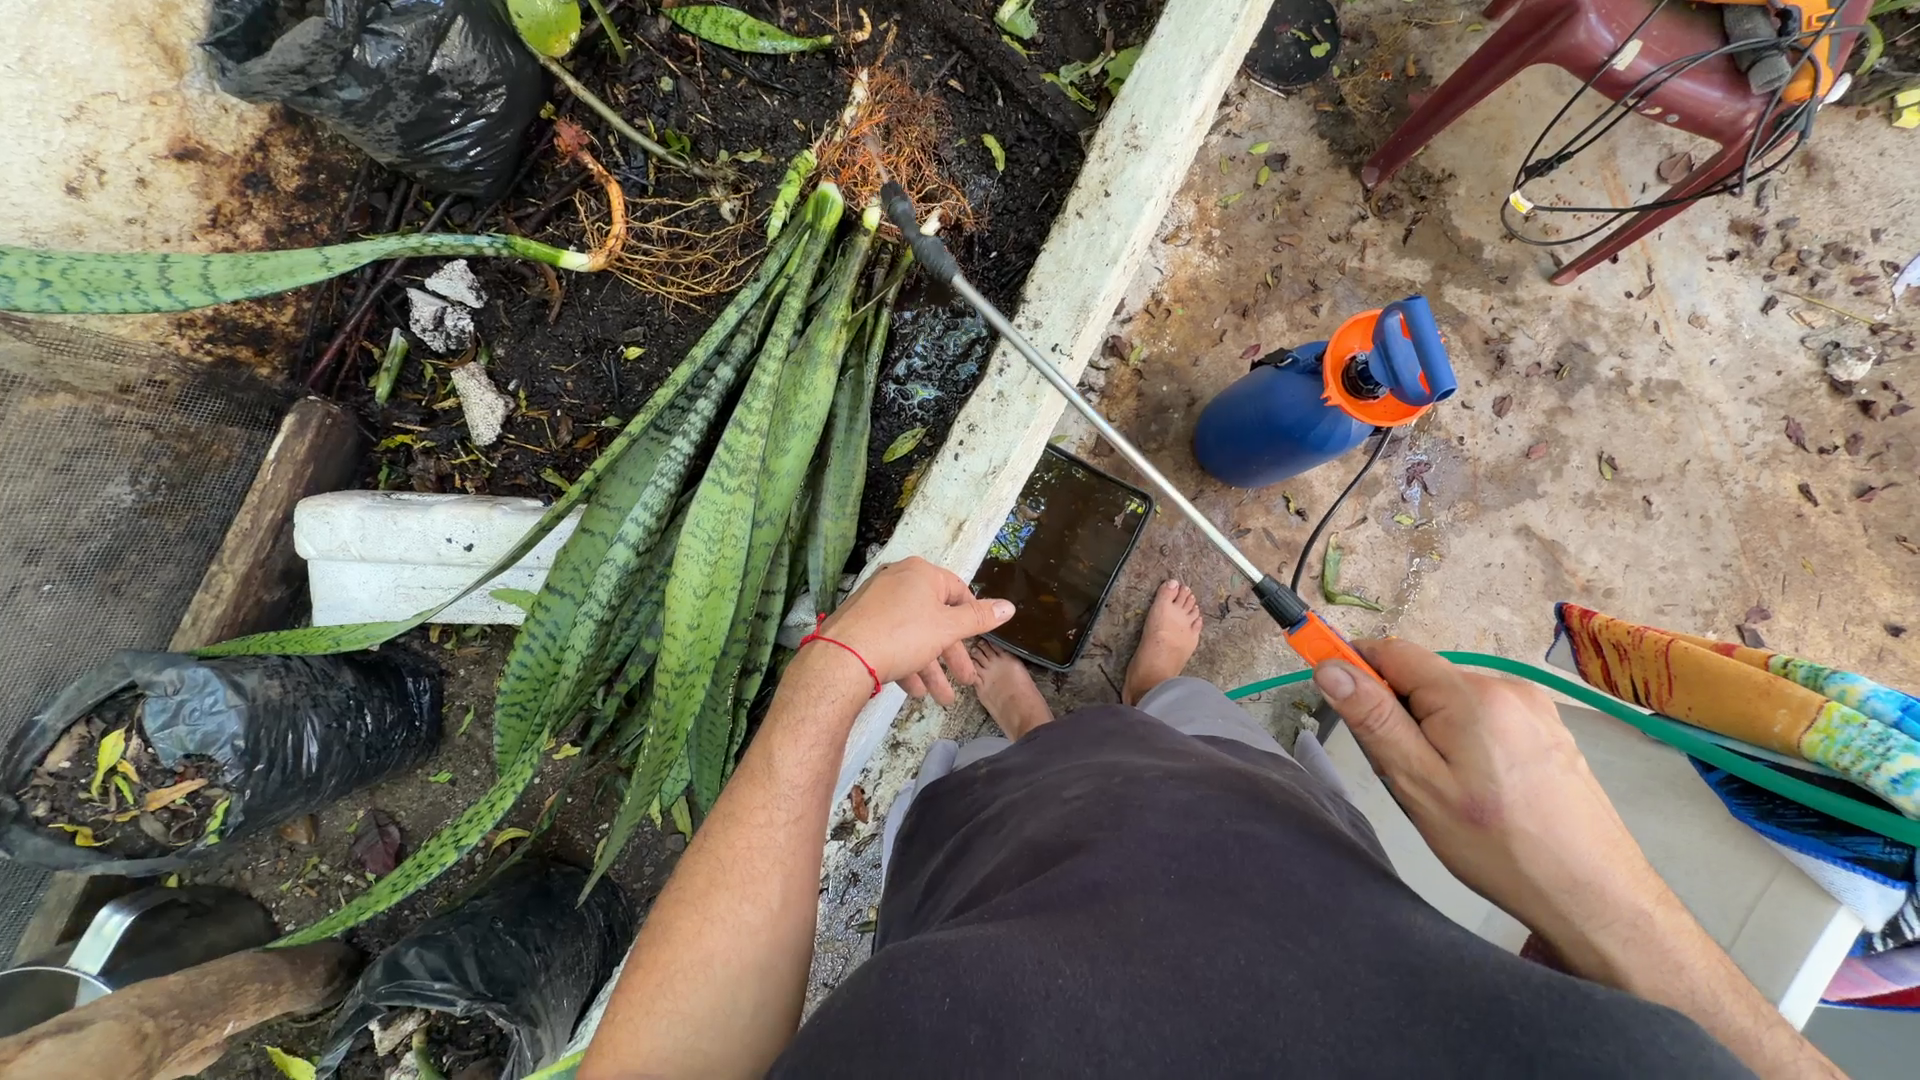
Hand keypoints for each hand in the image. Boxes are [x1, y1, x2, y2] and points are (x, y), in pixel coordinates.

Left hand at [816, 557, 1014, 705]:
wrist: (843, 657)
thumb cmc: (903, 635)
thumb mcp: (948, 628)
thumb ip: (979, 618)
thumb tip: (1009, 606)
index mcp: (921, 573)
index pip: (957, 590)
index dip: (971, 617)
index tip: (978, 641)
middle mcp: (897, 581)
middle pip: (935, 617)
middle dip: (951, 654)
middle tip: (965, 680)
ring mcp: (876, 602)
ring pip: (913, 634)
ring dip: (930, 667)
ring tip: (940, 698)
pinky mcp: (860, 624)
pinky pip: (891, 641)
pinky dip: (906, 663)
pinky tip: (913, 691)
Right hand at [1312, 639, 1668, 949]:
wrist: (1598, 898)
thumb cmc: (1497, 845)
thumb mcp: (1416, 783)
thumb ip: (1373, 718)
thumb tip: (1330, 666)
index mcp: (1470, 695)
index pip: (1392, 651)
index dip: (1355, 666)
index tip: (1335, 697)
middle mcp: (1505, 687)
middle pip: (1421, 675)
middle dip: (1395, 709)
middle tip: (1399, 768)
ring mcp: (1534, 708)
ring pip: (1450, 698)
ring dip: (1428, 725)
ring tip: (1441, 786)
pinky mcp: (1549, 730)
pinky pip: (1482, 715)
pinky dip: (1461, 736)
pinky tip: (1476, 785)